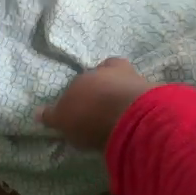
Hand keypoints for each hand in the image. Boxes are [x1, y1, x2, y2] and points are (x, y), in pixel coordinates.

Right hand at [39, 58, 157, 150]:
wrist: (129, 117)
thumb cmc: (89, 114)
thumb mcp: (63, 118)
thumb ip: (53, 115)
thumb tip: (38, 112)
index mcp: (87, 74)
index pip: (85, 76)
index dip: (85, 88)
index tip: (85, 102)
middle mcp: (113, 72)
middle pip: (112, 73)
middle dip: (109, 85)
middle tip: (106, 104)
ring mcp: (137, 81)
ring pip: (131, 83)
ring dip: (127, 96)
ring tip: (124, 116)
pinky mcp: (157, 96)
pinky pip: (147, 100)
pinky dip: (143, 108)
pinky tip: (139, 121)